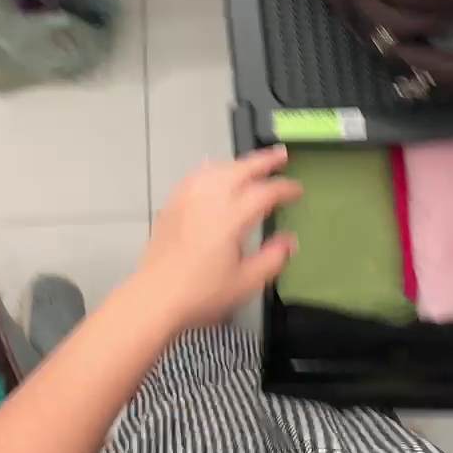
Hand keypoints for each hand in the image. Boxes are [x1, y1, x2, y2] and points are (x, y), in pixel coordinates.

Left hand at [131, 147, 301, 330]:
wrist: (154, 297)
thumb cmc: (202, 293)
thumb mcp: (245, 283)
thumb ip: (272, 259)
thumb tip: (290, 240)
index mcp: (231, 217)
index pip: (264, 192)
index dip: (284, 188)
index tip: (298, 189)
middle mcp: (209, 199)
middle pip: (241, 169)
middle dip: (264, 160)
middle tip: (281, 156)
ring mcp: (188, 197)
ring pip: (218, 168)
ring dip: (239, 163)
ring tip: (253, 165)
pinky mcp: (173, 203)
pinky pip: (197, 175)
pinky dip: (212, 168)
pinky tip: (215, 171)